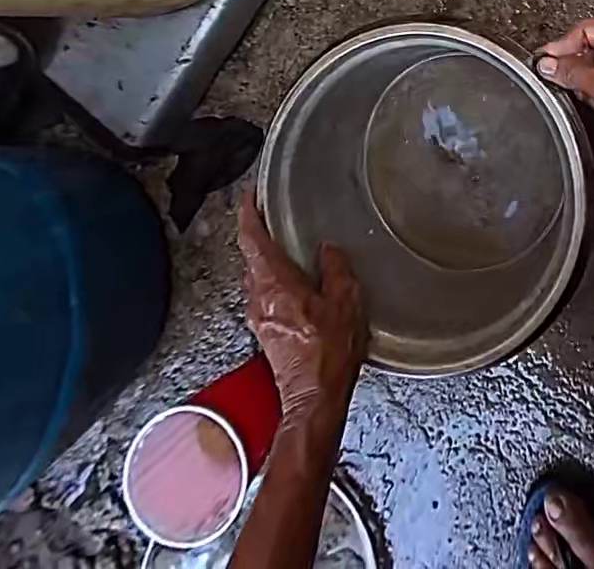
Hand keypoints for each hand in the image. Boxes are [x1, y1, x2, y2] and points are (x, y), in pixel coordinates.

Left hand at [237, 188, 367, 423]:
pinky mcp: (265, 329)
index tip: (250, 194)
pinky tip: (294, 277)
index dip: (248, 212)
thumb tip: (329, 249)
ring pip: (256, 274)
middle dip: (258, 231)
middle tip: (271, 212)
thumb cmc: (329, 354)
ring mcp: (259, 315)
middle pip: (250, 255)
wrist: (314, 399)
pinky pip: (264, 292)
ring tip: (285, 241)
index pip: (251, 239)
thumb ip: (336, 269)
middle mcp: (259, 297)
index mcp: (275, 284)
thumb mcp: (346, 303)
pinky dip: (274, 276)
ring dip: (266, 255)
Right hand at [537, 18, 593, 171]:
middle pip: (590, 45)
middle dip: (572, 62)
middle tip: (556, 75)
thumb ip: (573, 73)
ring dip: (582, 77)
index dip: (564, 45)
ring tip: (579, 91)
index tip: (547, 59)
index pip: (587, 30)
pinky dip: (592, 88)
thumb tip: (550, 65)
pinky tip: (592, 100)